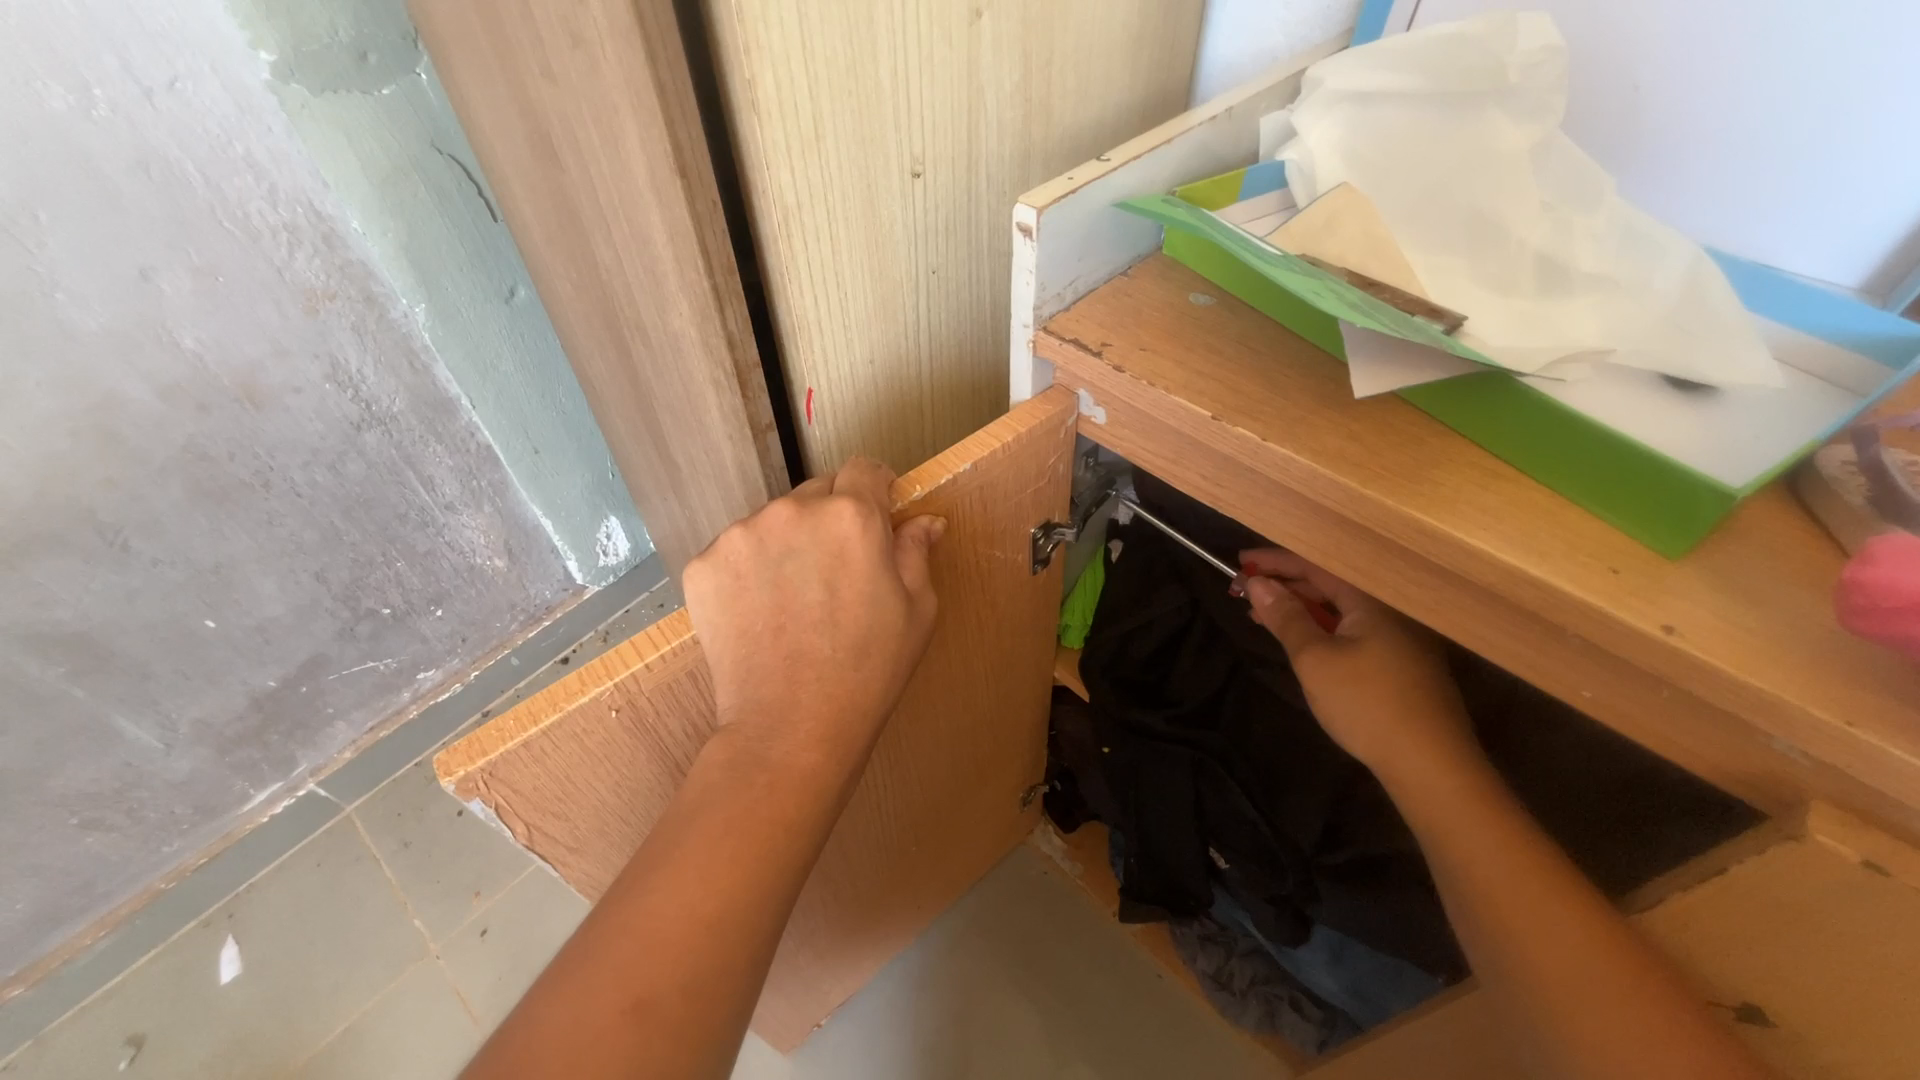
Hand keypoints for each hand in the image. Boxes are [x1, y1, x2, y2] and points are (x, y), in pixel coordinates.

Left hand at [683, 459, 945, 762]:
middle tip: (838, 570)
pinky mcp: (704, 565)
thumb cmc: (866, 671)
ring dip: (788, 543)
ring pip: (774, 521)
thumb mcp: (917, 611)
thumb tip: (925, 521)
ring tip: (797, 599)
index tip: (879, 510)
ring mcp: (741, 535)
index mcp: (853, 517)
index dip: (876, 488)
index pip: (865, 469)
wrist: (791, 725)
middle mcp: (793, 511)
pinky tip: (763, 613)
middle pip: (818, 492)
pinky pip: (735, 551)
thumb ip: (916, 551)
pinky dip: (749, 570)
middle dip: (832, 518)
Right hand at [1238, 548, 1481, 783]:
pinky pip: (1354, 631)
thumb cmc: (1366, 703)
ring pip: (1341, 611)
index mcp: (1371, 600)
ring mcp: (1401, 638)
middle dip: (1285, 586)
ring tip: (1263, 617)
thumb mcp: (1314, 658)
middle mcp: (1390, 610)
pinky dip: (1322, 629)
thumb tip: (1258, 584)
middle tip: (1245, 592)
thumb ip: (1286, 617)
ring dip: (1301, 610)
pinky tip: (1303, 643)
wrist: (1431, 763)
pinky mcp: (1403, 664)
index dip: (1275, 562)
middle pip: (1330, 585)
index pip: (1316, 566)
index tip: (1240, 564)